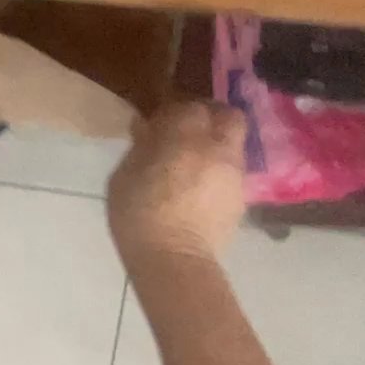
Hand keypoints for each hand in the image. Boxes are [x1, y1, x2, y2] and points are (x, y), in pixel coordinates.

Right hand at [108, 101, 247, 265]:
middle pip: (229, 115)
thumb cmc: (136, 215)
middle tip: (187, 127)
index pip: (189, 107)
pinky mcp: (241, 193)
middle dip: (210, 115)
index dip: (173, 110)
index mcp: (185, 142)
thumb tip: (146, 128)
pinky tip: (198, 184)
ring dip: (215, 142)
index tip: (156, 121)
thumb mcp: (123, 178)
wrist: (173, 257)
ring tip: (191, 159)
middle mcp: (218, 150)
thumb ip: (139, 148)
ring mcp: (236, 172)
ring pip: (234, 141)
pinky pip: (232, 167)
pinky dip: (218, 166)